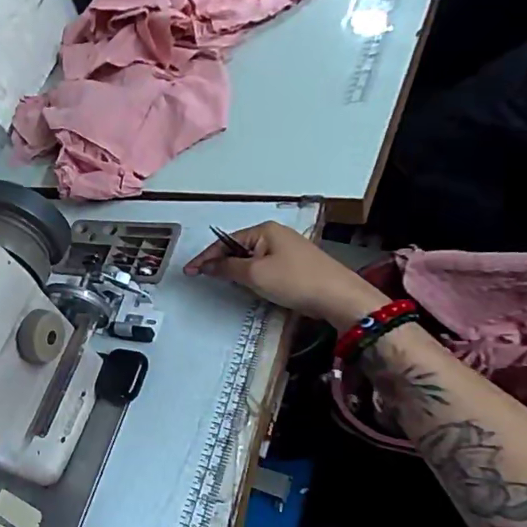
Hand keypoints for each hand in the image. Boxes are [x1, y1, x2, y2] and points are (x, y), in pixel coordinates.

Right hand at [184, 222, 389, 327]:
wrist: (337, 296)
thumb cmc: (295, 281)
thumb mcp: (255, 275)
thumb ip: (228, 268)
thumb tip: (207, 265)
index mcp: (264, 230)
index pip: (226, 241)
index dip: (206, 257)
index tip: (189, 272)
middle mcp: (276, 235)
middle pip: (239, 249)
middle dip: (221, 264)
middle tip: (204, 279)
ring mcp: (288, 250)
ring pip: (252, 261)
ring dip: (238, 273)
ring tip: (226, 286)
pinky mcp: (296, 267)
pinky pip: (266, 269)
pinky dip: (254, 278)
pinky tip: (252, 290)